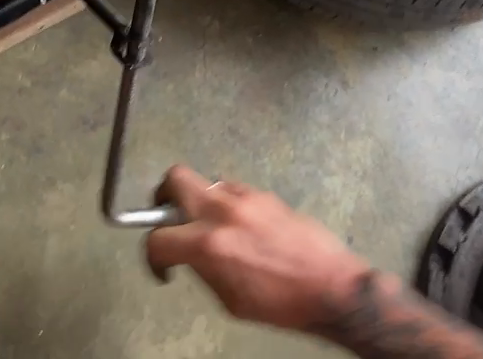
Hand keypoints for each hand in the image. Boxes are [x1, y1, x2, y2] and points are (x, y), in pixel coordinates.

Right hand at [144, 165, 371, 330]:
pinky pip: (233, 190)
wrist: (330, 286)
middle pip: (175, 178)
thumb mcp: (231, 300)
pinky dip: (227, 205)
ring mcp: (244, 197)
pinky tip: (243, 228)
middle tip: (169, 216)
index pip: (158, 238)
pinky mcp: (264, 194)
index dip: (152, 256)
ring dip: (200, 203)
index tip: (163, 267)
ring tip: (214, 228)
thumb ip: (203, 269)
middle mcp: (221, 212)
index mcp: (208, 245)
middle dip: (164, 196)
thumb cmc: (281, 304)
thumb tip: (191, 254)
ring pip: (206, 183)